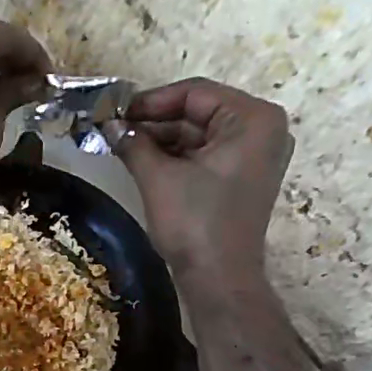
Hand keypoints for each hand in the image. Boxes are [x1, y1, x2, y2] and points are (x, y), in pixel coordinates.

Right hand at [111, 77, 294, 286]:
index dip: (150, 101)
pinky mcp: (240, 177)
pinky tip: (141, 160)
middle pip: (198, 112)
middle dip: (154, 121)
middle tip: (113, 129)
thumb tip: (110, 125)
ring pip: (198, 134)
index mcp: (252, 119)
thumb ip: (134, 143)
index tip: (114, 110)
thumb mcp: (158, 177)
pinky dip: (174, 156)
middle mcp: (261, 129)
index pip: (195, 93)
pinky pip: (204, 154)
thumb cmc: (195, 222)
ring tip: (121, 145)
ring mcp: (253, 155)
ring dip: (160, 139)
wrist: (218, 276)